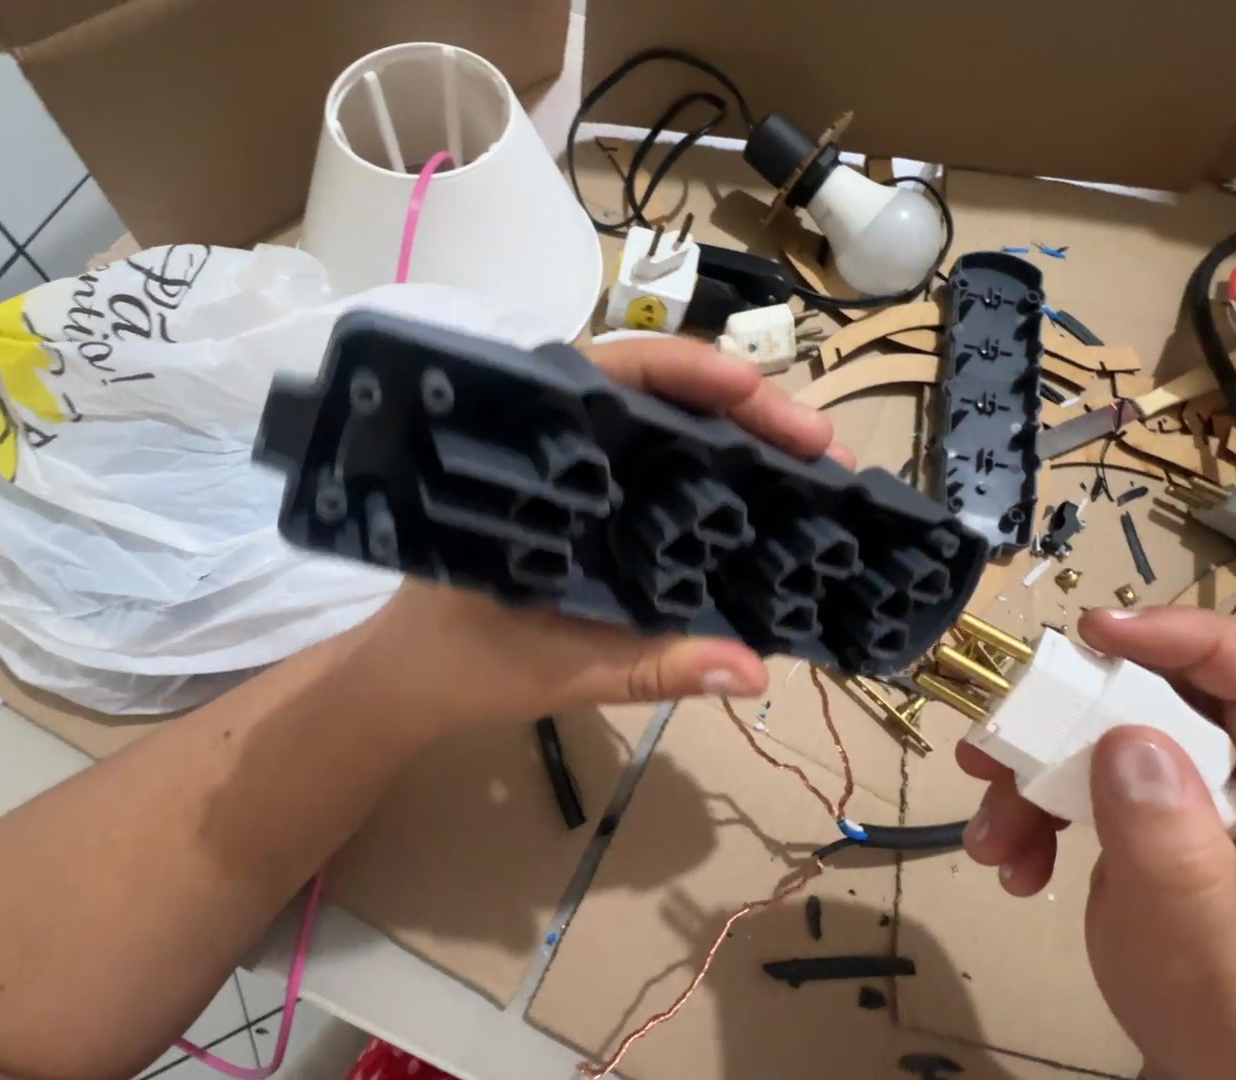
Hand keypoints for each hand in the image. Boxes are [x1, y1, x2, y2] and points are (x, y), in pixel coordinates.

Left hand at [349, 336, 853, 730]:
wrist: (413, 677)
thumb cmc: (464, 660)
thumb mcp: (559, 665)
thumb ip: (649, 666)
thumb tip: (754, 671)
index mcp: (528, 464)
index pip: (607, 379)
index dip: (683, 372)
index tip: (751, 391)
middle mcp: (556, 452)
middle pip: (656, 395)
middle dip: (743, 408)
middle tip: (822, 444)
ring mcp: (579, 475)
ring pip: (666, 428)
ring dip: (741, 437)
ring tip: (817, 464)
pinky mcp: (596, 505)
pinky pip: (662, 471)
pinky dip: (717, 472)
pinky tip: (767, 494)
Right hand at [957, 607, 1235, 1079]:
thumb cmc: (1229, 1038)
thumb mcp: (1192, 963)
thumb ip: (1169, 860)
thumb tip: (1126, 738)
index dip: (1201, 639)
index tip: (1099, 631)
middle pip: (1184, 697)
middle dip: (1080, 707)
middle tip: (1007, 728)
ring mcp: (1214, 800)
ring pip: (1118, 731)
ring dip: (1037, 769)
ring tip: (990, 829)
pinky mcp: (1163, 811)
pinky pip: (1091, 774)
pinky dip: (1035, 806)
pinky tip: (1009, 856)